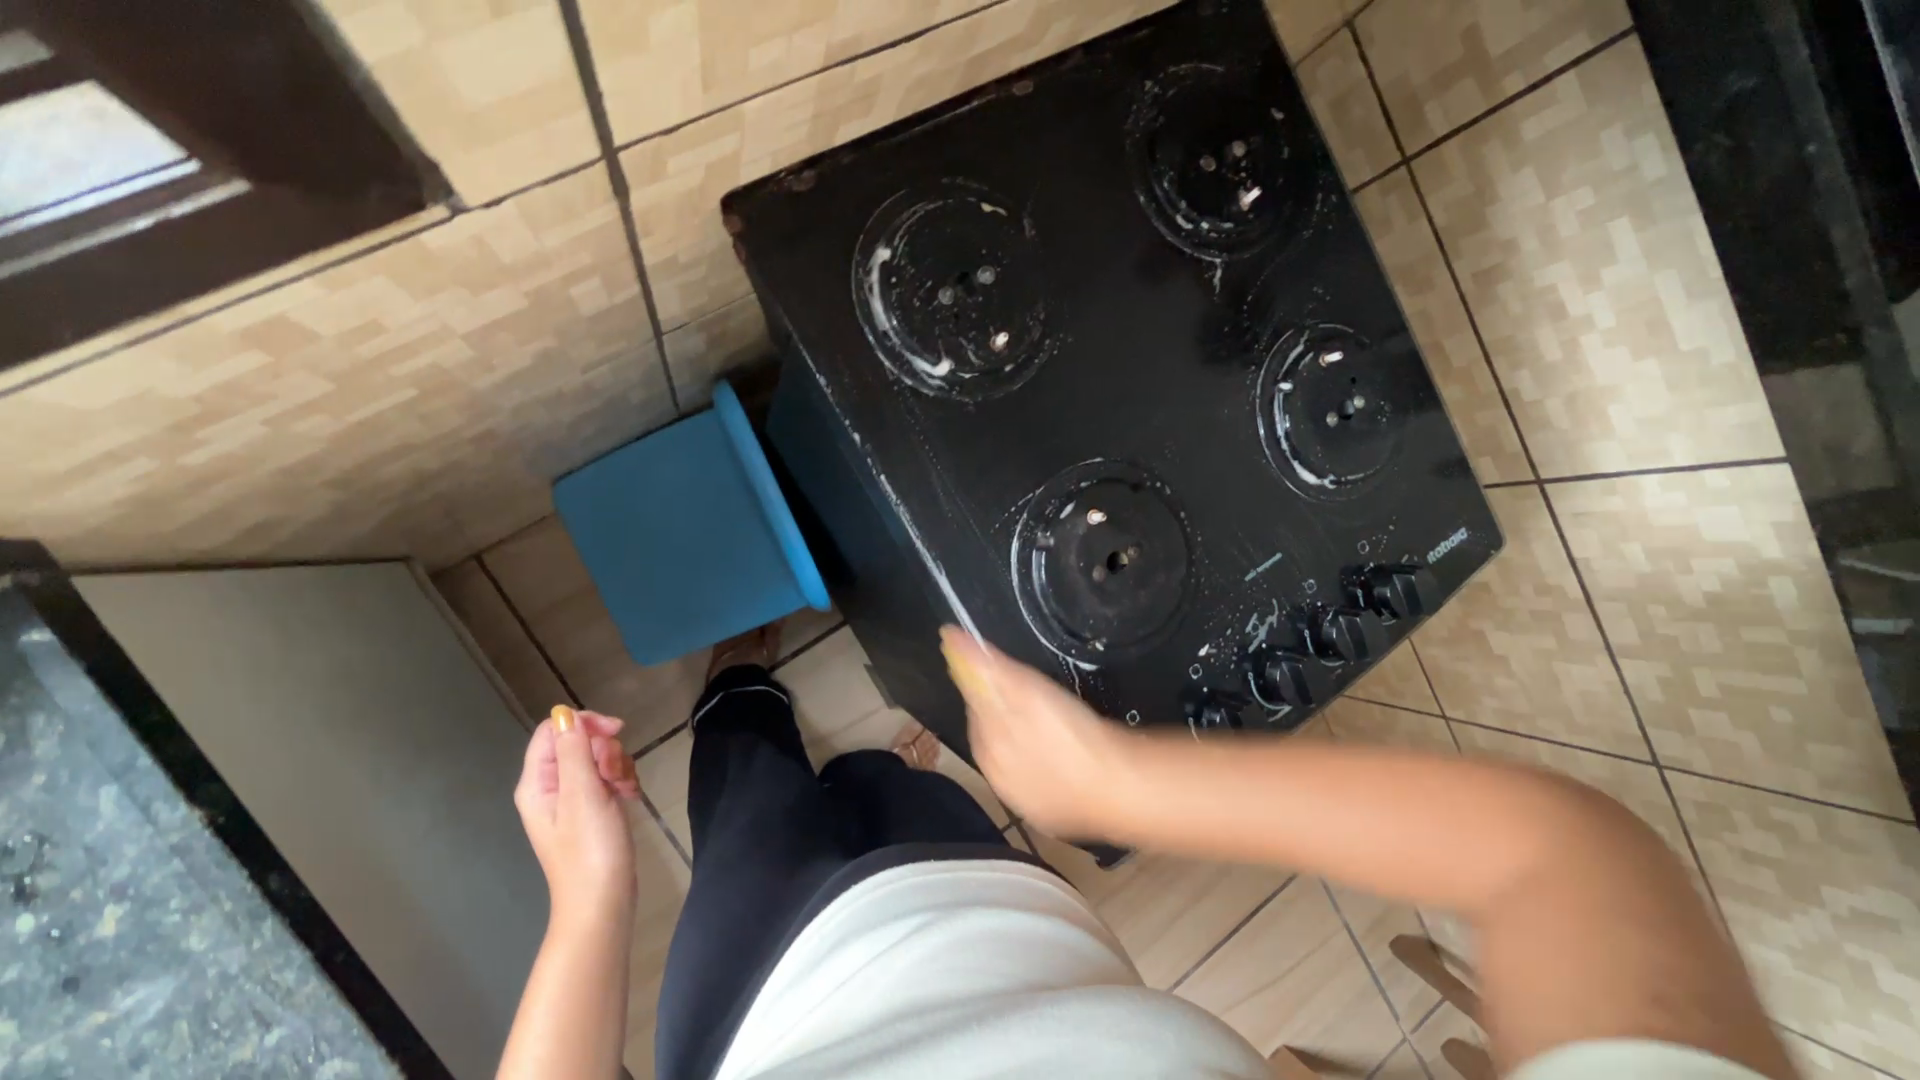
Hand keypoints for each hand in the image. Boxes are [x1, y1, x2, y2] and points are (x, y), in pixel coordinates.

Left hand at [513, 709, 639, 934]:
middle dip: (606, 750)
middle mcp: (550, 786)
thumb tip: (563, 712)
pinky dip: (622, 781)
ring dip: (618, 766)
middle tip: (617, 776)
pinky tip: (632, 796)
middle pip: (579, 742)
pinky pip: (607, 777)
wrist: (603, 902)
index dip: (585, 723)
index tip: (617, 731)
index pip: (554, 729)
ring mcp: (571, 799)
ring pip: (598, 758)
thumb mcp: (583, 794)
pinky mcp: (591, 809)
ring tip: (626, 791)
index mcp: (537, 782)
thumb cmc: (591, 849)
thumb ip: (574, 750)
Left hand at [940, 627, 1138, 838]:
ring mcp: (1029, 803)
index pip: (976, 709)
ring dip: (1031, 743)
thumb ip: (985, 666)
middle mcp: (1000, 780)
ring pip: (1020, 762)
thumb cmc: (1068, 732)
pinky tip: (1070, 760)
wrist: (1118, 787)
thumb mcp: (1023, 687)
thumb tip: (949, 637)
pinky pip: (1047, 786)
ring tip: (1058, 727)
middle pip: (995, 736)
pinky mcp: (1056, 817)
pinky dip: (1052, 770)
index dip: (991, 687)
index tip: (1011, 675)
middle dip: (1008, 716)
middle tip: (1038, 699)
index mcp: (987, 749)